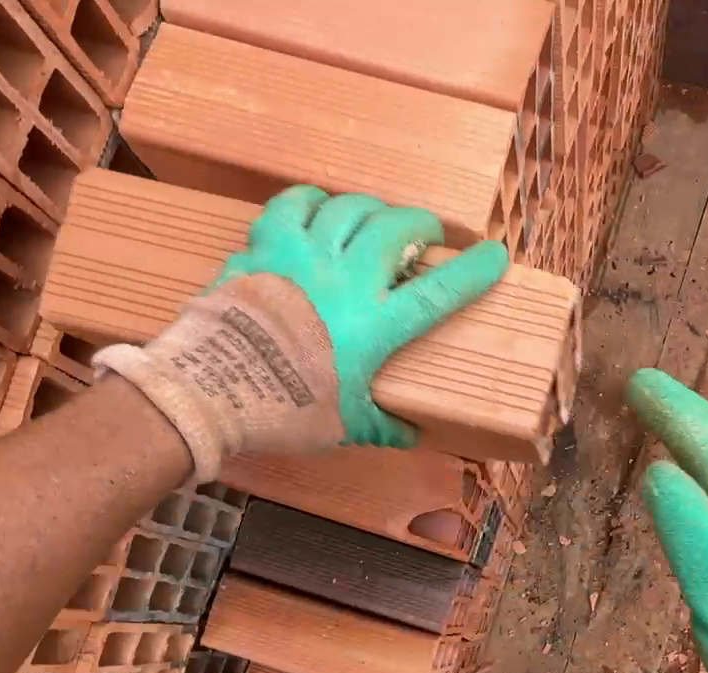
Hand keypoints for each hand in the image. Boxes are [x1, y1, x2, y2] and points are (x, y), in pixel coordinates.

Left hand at [96, 186, 509, 479]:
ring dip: (370, 210)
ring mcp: (302, 256)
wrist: (210, 393)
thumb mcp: (347, 428)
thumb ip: (385, 426)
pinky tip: (318, 208)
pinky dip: (312, 202)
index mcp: (375, 326)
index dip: (472, 271)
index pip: (437, 291)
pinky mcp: (264, 247)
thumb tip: (412, 435)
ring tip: (375, 221)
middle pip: (394, 227)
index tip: (496, 255)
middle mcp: (346, 280)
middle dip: (420, 222)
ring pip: (348, 207)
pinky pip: (292, 205)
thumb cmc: (286, 414)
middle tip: (425, 233)